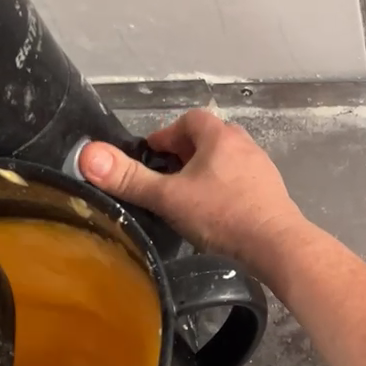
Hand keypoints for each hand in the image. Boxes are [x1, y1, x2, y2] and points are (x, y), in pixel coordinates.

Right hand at [79, 109, 312, 279]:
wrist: (277, 245)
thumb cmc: (222, 215)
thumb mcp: (169, 197)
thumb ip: (130, 178)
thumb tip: (88, 155)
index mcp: (221, 136)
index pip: (190, 120)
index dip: (166, 134)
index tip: (151, 156)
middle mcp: (245, 145)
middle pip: (209, 139)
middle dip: (185, 153)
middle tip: (165, 176)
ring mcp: (262, 169)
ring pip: (227, 161)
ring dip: (206, 172)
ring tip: (186, 197)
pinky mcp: (272, 192)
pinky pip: (242, 182)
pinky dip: (224, 189)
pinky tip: (215, 213)